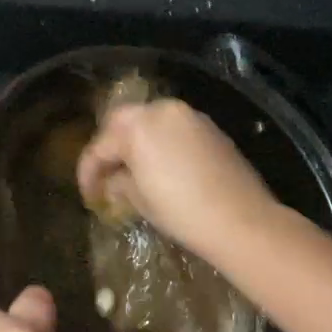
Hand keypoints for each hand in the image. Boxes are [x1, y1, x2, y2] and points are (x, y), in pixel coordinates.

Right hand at [75, 98, 280, 259]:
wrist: (244, 222)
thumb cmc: (183, 212)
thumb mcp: (140, 200)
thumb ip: (119, 183)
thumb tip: (111, 181)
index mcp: (136, 127)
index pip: (100, 145)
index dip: (88, 170)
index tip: (87, 192)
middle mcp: (160, 110)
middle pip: (122, 122)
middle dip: (110, 146)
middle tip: (105, 173)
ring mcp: (188, 115)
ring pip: (149, 120)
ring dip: (136, 140)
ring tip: (133, 169)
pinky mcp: (209, 127)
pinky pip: (174, 128)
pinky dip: (161, 141)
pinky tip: (162, 165)